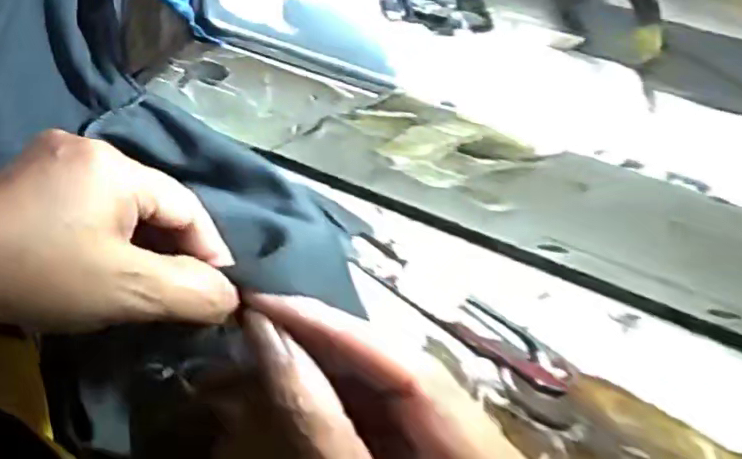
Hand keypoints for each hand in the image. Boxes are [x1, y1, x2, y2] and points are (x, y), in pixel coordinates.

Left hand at [0, 129, 239, 331]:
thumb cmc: (43, 271)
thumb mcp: (127, 289)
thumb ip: (191, 289)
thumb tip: (227, 289)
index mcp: (110, 162)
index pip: (184, 203)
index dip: (210, 252)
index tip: (217, 298)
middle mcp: (82, 144)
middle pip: (148, 196)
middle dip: (170, 246)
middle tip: (178, 296)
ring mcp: (50, 153)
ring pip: (116, 197)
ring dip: (135, 238)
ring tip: (141, 283)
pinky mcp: (29, 170)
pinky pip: (84, 196)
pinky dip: (102, 227)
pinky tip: (98, 258)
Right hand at [242, 294, 524, 458]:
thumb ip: (317, 419)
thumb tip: (261, 326)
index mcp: (492, 454)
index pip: (410, 363)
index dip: (331, 322)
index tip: (259, 298)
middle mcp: (484, 441)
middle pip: (394, 366)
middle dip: (316, 336)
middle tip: (249, 313)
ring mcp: (456, 448)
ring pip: (380, 383)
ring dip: (315, 358)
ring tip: (257, 337)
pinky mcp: (425, 453)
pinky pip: (377, 409)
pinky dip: (327, 390)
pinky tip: (286, 375)